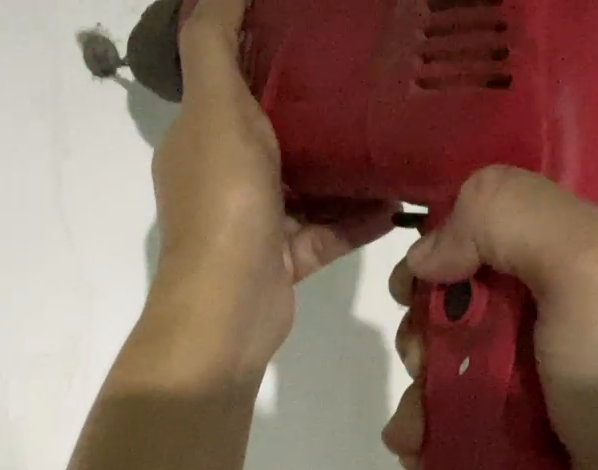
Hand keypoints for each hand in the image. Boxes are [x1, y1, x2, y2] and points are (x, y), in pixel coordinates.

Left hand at [147, 0, 392, 376]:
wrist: (227, 310)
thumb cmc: (221, 204)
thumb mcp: (214, 107)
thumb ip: (214, 43)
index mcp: (199, 140)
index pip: (231, 85)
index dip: (268, 56)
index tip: (318, 32)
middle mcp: (223, 179)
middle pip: (274, 136)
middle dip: (320, 112)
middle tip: (371, 83)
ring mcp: (253, 224)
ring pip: (306, 187)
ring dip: (347, 169)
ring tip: (395, 139)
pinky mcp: (282, 262)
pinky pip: (325, 232)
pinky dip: (357, 219)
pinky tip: (397, 201)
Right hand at [381, 166, 597, 469]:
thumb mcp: (587, 257)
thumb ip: (503, 218)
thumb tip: (423, 257)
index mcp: (592, 234)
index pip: (499, 215)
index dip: (448, 241)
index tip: (418, 281)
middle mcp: (564, 295)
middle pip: (462, 295)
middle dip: (427, 330)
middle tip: (424, 360)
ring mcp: (543, 364)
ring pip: (453, 361)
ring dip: (422, 393)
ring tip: (419, 428)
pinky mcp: (526, 421)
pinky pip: (461, 412)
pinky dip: (433, 431)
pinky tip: (423, 451)